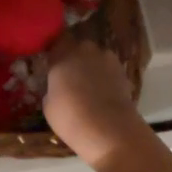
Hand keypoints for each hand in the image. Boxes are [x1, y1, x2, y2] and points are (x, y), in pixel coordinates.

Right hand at [44, 39, 150, 169]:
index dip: (56, 51)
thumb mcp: (48, 105)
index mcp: (63, 53)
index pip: (57, 41)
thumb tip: (58, 86)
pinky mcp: (123, 71)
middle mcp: (85, 49)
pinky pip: (109, 69)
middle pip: (78, 48)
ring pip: (96, 58)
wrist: (109, 130)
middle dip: (75, 59)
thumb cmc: (71, 117)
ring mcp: (107, 58)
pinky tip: (103, 94)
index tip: (52, 63)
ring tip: (89, 88)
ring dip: (92, 67)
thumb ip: (52, 87)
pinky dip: (106, 77)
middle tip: (70, 77)